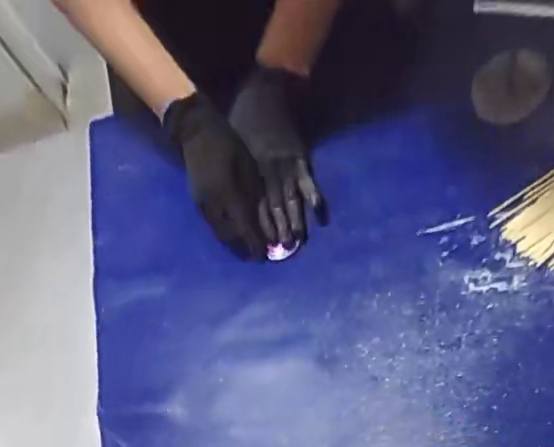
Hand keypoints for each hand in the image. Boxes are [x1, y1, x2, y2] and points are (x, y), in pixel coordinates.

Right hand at [161, 93, 265, 257]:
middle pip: (230, 235)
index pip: (244, 225)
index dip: (254, 242)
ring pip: (218, 233)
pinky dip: (222, 235)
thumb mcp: (246, 164)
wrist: (194, 130)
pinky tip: (230, 238)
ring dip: (231, 245)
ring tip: (243, 252)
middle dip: (243, 248)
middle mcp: (213, 203)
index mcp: (228, 193)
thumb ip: (252, 193)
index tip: (264, 255)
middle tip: (255, 257)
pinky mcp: (196, 202)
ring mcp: (202, 204)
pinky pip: (210, 225)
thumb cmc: (227, 142)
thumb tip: (260, 217)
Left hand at [229, 65, 324, 250]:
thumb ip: (236, 174)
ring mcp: (287, 165)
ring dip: (296, 222)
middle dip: (278, 230)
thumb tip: (233, 202)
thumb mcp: (232, 148)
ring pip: (292, 200)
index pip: (256, 205)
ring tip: (299, 241)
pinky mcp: (301, 158)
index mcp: (251, 170)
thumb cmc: (242, 120)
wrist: (264, 89)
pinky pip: (310, 183)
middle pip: (275, 207)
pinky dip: (316, 200)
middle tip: (281, 251)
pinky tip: (321, 217)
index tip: (259, 245)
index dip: (259, 226)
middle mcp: (269, 172)